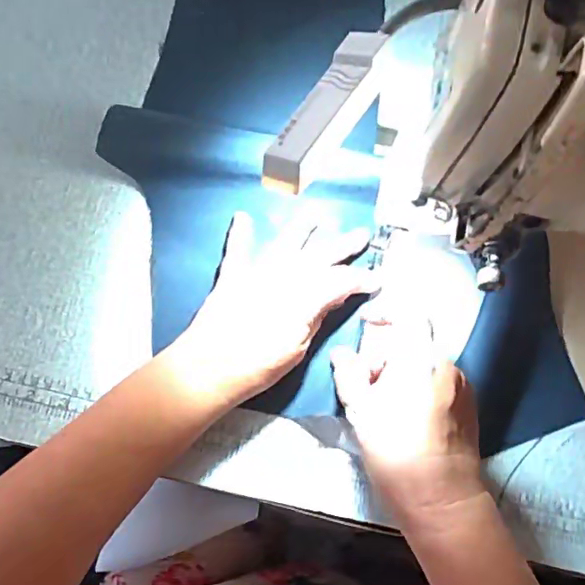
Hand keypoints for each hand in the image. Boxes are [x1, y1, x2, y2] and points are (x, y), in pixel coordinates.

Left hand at [163, 213, 376, 405]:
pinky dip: (240, 234)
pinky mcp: (231, 277)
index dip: (361, 280)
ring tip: (314, 217)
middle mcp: (284, 276)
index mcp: (306, 296)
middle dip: (343, 245)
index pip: (341, 281)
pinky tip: (242, 217)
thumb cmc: (257, 366)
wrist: (209, 367)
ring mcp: (257, 273)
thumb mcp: (297, 349)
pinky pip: (237, 250)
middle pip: (319, 255)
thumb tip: (335, 297)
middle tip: (361, 235)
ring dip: (301, 229)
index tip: (376, 280)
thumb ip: (316, 318)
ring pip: (284, 244)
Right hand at [331, 298, 485, 523]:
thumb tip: (342, 355)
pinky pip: (437, 384)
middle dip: (385, 356)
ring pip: (424, 366)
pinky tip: (402, 418)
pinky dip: (416, 389)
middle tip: (362, 382)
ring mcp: (462, 386)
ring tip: (380, 405)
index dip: (385, 313)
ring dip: (400, 374)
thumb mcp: (360, 412)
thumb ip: (349, 376)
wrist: (441, 497)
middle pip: (413, 344)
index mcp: (419, 362)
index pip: (408, 315)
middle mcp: (447, 367)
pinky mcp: (468, 406)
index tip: (366, 324)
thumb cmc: (396, 453)